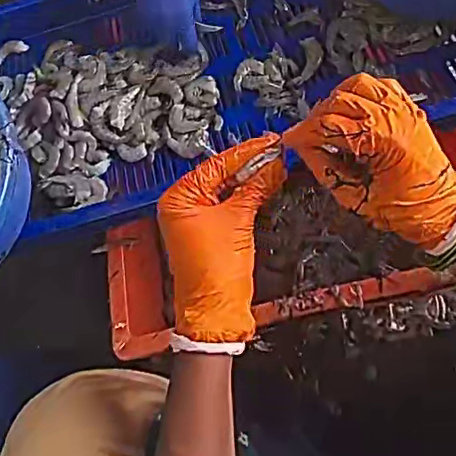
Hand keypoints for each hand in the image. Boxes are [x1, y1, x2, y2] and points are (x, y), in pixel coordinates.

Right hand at [132, 0, 201, 54]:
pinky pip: (143, 31)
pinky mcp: (139, 17)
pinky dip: (147, 31)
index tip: (190, 48)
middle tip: (176, 42)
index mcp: (184, 22)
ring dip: (160, 40)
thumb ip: (195, 16)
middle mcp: (167, 27)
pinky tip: (151, 25)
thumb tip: (196, 28)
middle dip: (175, 46)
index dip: (190, 49)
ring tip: (163, 34)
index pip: (189, 46)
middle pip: (171, 48)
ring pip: (155, 42)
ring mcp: (151, 23)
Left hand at [156, 135, 287, 351]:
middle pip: (221, 174)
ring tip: (276, 163)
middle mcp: (182, 205)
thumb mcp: (239, 219)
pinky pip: (230, 203)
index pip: (216, 164)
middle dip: (251, 163)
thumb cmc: (215, 273)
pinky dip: (248, 194)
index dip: (246, 152)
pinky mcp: (210, 230)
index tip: (268, 142)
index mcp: (179, 198)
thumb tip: (273, 163)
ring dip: (252, 178)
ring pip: (228, 188)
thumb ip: (257, 186)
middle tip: (276, 149)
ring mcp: (196, 218)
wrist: (218, 313)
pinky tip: (266, 183)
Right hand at [283, 75, 455, 266]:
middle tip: (309, 136)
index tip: (292, 140)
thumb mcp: (356, 197)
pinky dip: (361, 92)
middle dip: (318, 118)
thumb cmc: (408, 209)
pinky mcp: (408, 107)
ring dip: (338, 99)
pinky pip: (380, 85)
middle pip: (340, 99)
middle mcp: (396, 116)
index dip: (305, 132)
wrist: (442, 210)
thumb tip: (304, 149)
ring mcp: (404, 108)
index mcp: (384, 138)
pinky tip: (354, 109)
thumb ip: (325, 168)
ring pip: (358, 84)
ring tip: (331, 121)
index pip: (330, 122)